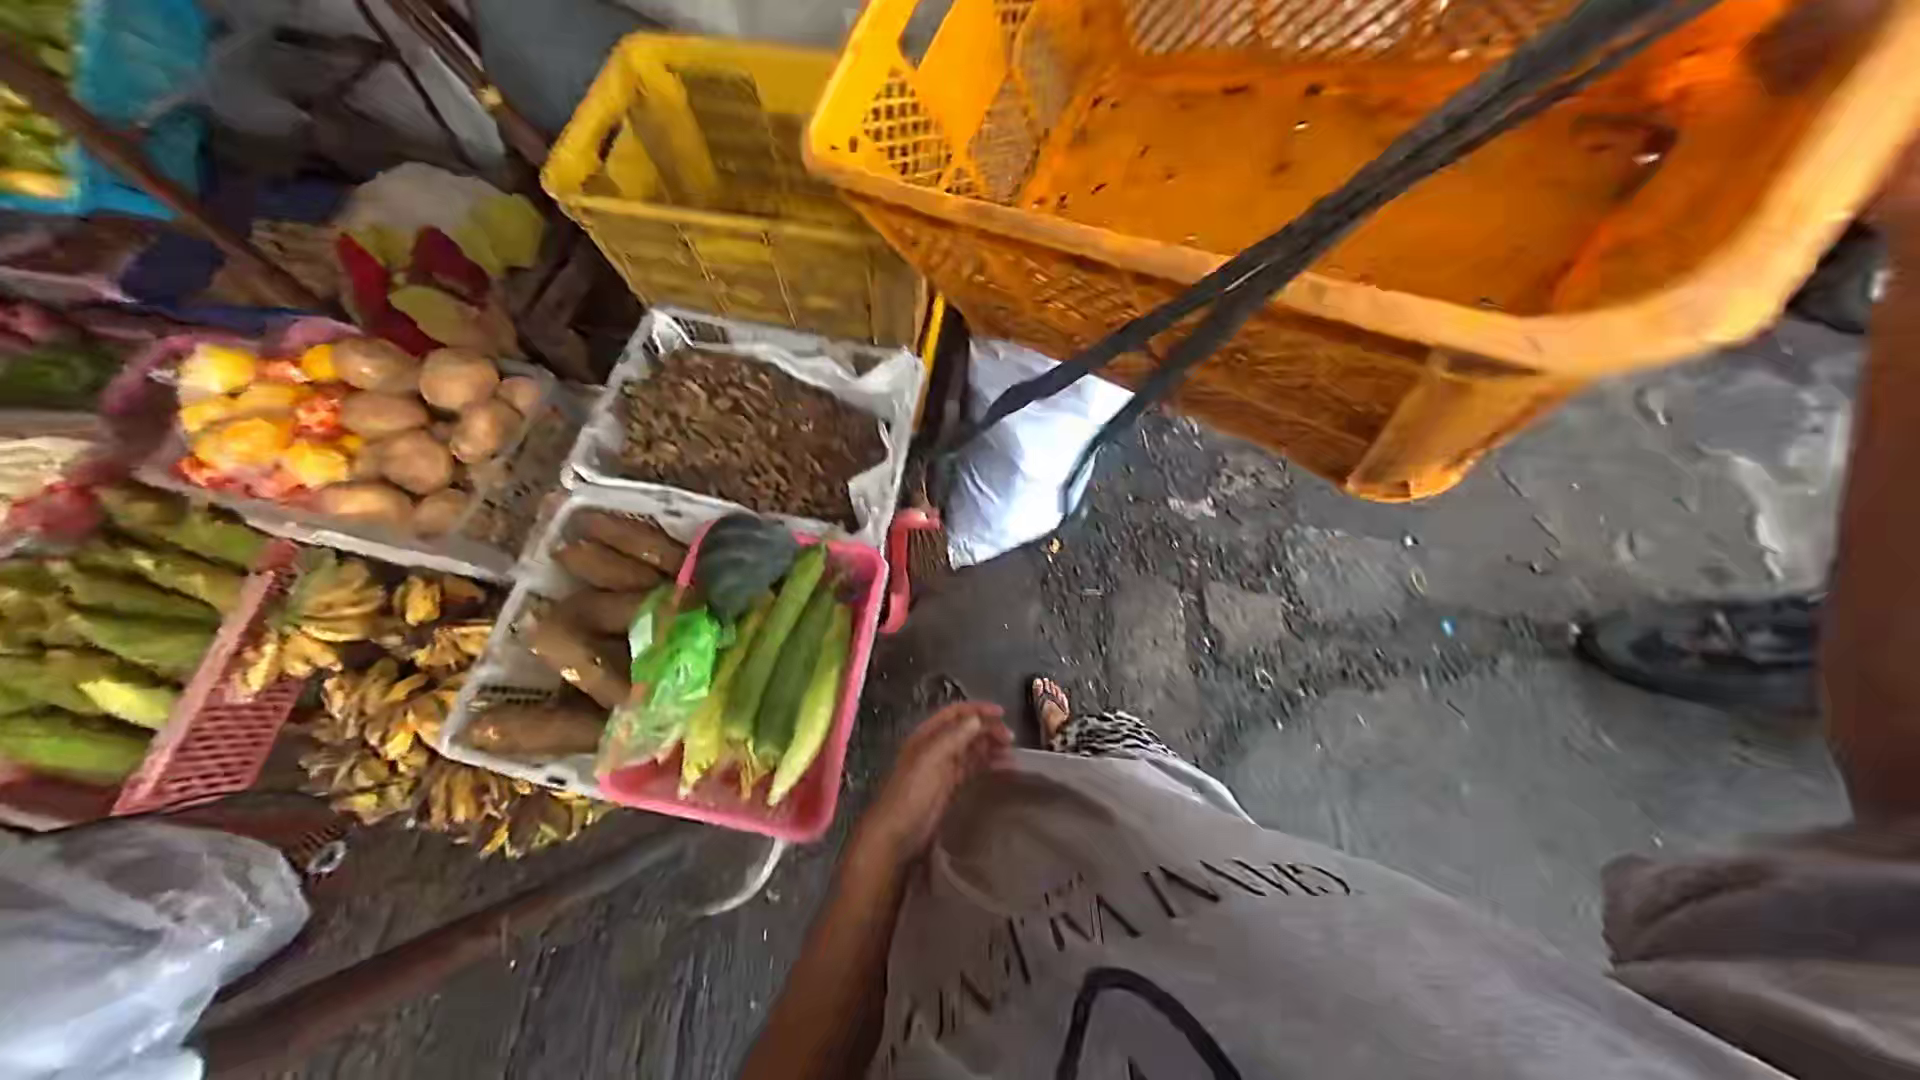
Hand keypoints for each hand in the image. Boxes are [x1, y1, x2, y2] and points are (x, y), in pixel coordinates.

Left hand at [851, 702, 1011, 868]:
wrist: (896, 835)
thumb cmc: (911, 793)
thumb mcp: (930, 760)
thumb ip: (953, 737)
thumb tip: (977, 719)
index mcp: (927, 736)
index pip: (955, 713)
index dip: (977, 709)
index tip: (1001, 713)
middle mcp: (936, 748)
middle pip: (965, 730)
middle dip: (987, 729)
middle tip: (1010, 738)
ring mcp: (943, 768)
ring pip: (971, 749)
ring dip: (990, 746)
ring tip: (1012, 752)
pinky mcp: (950, 788)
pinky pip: (972, 769)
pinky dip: (988, 764)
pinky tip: (1004, 767)